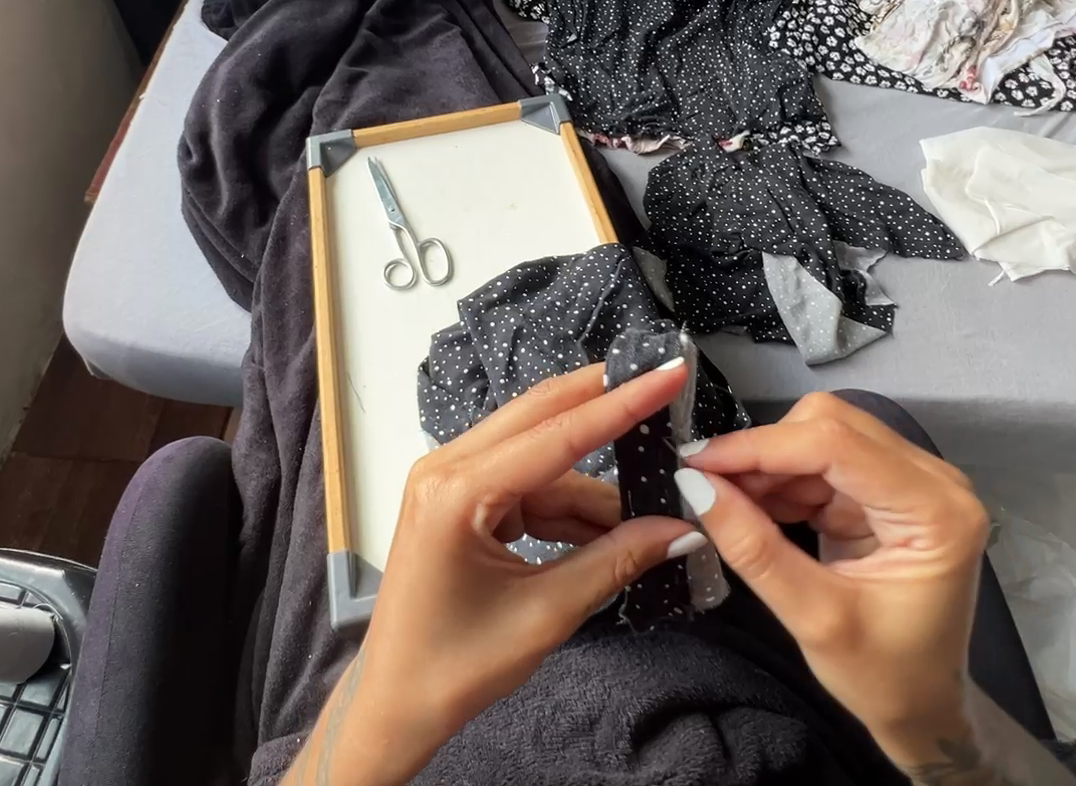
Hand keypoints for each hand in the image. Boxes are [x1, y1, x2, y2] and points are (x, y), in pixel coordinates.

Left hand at [282, 361, 703, 785]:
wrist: (394, 703)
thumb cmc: (455, 667)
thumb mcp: (544, 614)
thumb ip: (615, 561)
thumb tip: (682, 529)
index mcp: (457, 490)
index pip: (556, 434)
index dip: (620, 404)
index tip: (667, 372)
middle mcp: (448, 466)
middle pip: (542, 417)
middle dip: (604, 402)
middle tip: (664, 385)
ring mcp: (452, 478)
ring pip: (542, 456)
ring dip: (593, 482)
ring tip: (650, 506)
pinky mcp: (462, 496)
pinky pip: (529, 483)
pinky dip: (568, 504)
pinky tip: (609, 527)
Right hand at [674, 392, 989, 766]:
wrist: (923, 707)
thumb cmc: (884, 675)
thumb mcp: (813, 618)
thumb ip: (753, 548)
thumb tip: (694, 483)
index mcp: (935, 511)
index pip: (835, 445)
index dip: (760, 446)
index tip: (697, 461)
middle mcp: (931, 479)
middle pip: (828, 424)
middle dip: (762, 452)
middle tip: (712, 487)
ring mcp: (909, 478)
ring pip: (817, 435)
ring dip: (766, 465)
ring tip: (731, 506)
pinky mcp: (883, 486)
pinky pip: (817, 458)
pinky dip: (779, 479)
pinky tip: (756, 510)